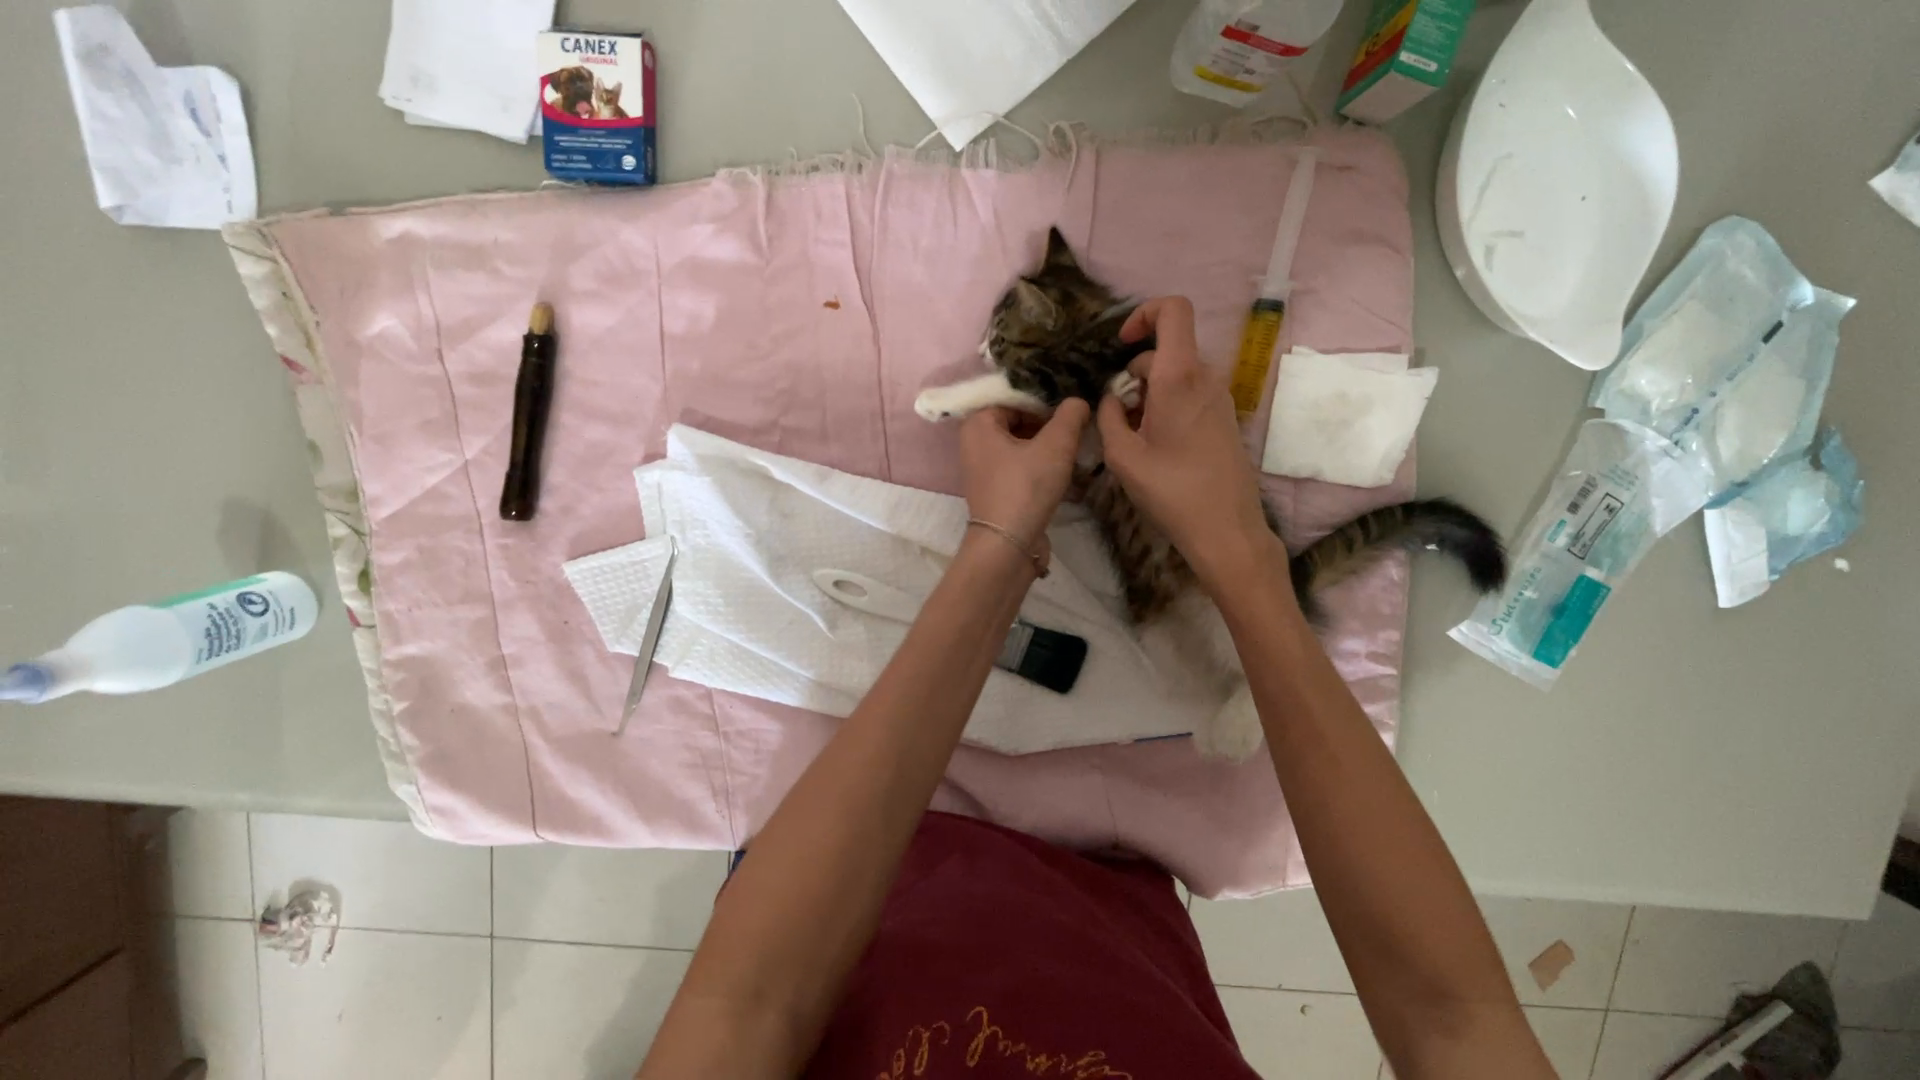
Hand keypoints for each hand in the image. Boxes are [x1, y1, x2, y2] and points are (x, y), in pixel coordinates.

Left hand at [957, 400, 1089, 569]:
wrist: (1007, 546)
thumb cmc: (1026, 488)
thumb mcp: (1055, 446)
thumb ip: (1070, 416)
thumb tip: (1078, 401)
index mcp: (978, 423)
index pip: (1015, 395)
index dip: (1046, 399)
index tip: (1073, 406)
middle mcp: (974, 442)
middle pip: (1018, 419)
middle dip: (1048, 423)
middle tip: (1078, 426)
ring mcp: (983, 468)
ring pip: (1021, 444)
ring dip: (1048, 445)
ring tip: (1076, 446)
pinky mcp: (995, 489)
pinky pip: (1020, 466)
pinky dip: (1040, 465)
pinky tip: (1066, 469)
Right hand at [1096, 297, 1279, 586]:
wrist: (1226, 529)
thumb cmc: (1172, 492)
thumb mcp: (1123, 456)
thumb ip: (1108, 417)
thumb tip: (1111, 399)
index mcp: (1179, 377)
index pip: (1173, 310)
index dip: (1143, 314)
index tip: (1120, 345)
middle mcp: (1205, 378)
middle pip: (1166, 349)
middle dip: (1134, 373)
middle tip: (1117, 415)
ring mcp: (1219, 398)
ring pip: (1176, 374)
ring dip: (1149, 393)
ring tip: (1133, 436)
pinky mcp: (1224, 418)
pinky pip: (1190, 394)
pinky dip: (1166, 406)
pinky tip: (1155, 445)